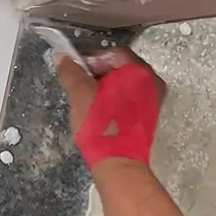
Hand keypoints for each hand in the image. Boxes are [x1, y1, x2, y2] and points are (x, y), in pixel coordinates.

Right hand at [54, 46, 166, 167]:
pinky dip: (114, 98)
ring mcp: (153, 100)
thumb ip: (71, 71)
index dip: (91, 57)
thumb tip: (62, 56)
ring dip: (105, 85)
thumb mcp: (80, 94)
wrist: (118, 162)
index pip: (113, 52)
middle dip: (98, 71)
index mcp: (139, 71)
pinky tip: (98, 108)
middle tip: (79, 80)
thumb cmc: (101, 125)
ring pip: (125, 83)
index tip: (75, 66)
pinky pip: (130, 97)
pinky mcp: (149, 116)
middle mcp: (152, 82)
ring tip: (86, 96)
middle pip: (121, 66)